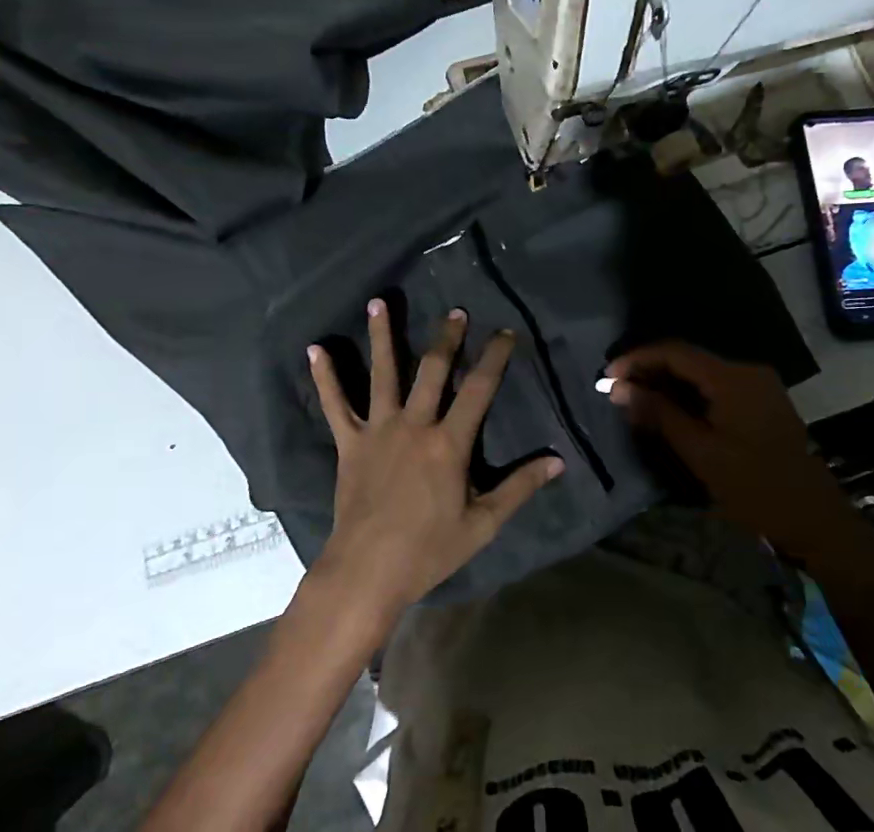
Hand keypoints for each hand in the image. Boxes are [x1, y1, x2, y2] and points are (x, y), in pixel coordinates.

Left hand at [307, 299, 562, 613]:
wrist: (368, 571)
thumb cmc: (429, 549)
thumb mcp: (483, 523)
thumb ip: (520, 487)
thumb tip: (558, 462)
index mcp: (449, 443)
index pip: (479, 389)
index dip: (495, 358)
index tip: (505, 334)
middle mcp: (414, 425)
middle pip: (433, 370)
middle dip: (447, 339)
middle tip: (456, 312)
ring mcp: (377, 430)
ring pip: (382, 374)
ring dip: (382, 336)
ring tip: (379, 302)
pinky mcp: (349, 443)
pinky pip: (334, 405)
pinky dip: (325, 377)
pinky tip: (315, 349)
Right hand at [605, 341, 852, 562]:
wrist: (813, 516)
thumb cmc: (753, 486)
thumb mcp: (700, 452)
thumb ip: (659, 414)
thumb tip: (619, 388)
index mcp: (733, 378)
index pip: (676, 351)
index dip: (638, 359)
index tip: (607, 375)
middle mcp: (747, 371)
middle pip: (689, 359)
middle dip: (650, 371)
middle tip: (617, 390)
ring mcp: (758, 385)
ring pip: (702, 373)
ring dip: (668, 383)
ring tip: (636, 400)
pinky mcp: (761, 401)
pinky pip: (717, 386)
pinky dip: (689, 394)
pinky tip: (669, 410)